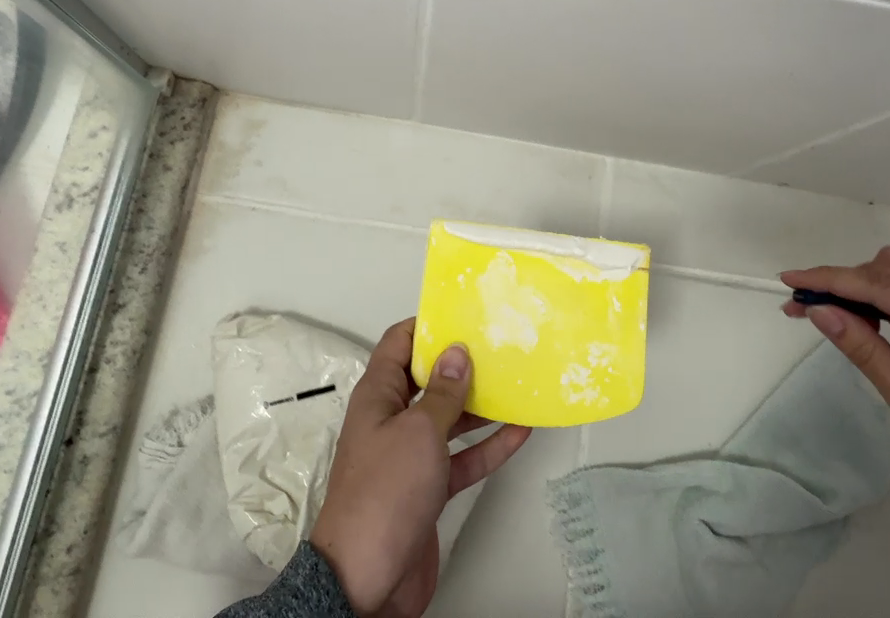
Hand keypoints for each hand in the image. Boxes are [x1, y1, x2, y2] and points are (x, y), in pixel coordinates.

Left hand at [311, 319, 532, 616]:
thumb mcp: (418, 432)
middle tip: (502, 345)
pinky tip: (520, 432)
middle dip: (462, 363)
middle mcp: (393, 419)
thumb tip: (457, 351)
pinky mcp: (429, 487)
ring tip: (519, 383)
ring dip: (481, 404)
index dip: (427, 325)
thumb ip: (442, 393)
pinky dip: (488, 445)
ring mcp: (411, 455)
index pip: (399, 344)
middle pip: (429, 380)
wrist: (369, 578)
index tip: (463, 312)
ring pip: (450, 419)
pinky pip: (462, 457)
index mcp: (378, 396)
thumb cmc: (385, 493)